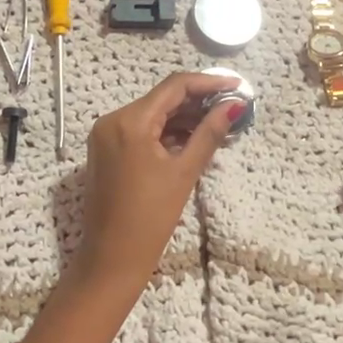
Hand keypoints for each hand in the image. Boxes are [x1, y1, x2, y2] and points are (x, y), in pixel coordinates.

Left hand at [69, 73, 245, 297]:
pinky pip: (140, 130)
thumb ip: (209, 133)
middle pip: (161, 98)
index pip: (173, 87)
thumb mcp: (183, 172)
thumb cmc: (150, 218)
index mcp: (129, 121)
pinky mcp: (105, 150)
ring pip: (151, 114)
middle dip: (197, 100)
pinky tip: (192, 138)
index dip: (208, 82)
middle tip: (232, 106)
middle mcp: (112, 119)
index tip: (236, 85)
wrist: (111, 259)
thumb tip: (234, 105)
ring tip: (219, 122)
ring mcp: (105, 134)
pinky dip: (165, 132)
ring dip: (183, 117)